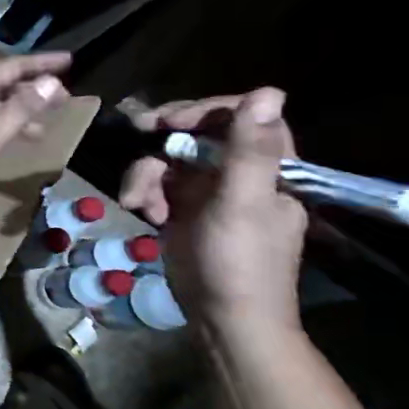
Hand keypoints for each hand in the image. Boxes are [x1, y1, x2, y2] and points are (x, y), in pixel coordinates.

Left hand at [0, 52, 72, 205]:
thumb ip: (21, 109)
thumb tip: (51, 82)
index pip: (12, 66)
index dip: (42, 63)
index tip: (69, 60)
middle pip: (1, 84)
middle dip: (33, 89)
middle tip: (64, 98)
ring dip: (18, 111)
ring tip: (43, 127)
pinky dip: (0, 125)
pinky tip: (7, 141)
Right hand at [118, 88, 305, 338]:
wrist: (224, 318)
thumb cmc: (240, 262)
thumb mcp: (242, 203)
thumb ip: (250, 150)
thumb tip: (270, 90)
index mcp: (270, 167)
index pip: (240, 115)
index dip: (203, 110)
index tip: (168, 121)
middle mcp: (240, 172)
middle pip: (198, 133)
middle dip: (166, 139)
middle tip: (140, 133)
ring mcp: (210, 190)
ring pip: (170, 159)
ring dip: (147, 175)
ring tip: (138, 203)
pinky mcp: (183, 209)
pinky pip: (157, 185)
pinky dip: (145, 195)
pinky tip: (144, 216)